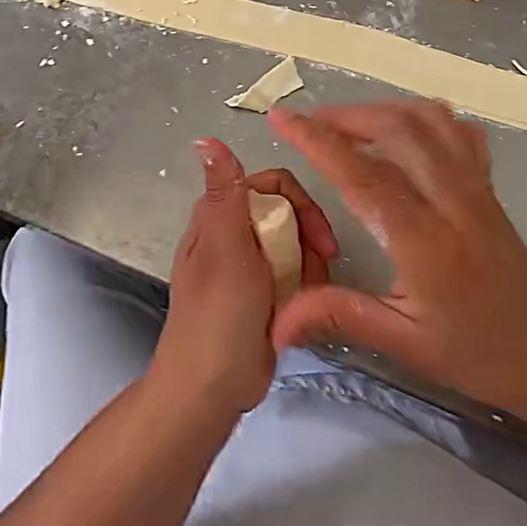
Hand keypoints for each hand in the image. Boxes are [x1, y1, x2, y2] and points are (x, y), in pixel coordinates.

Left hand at [148, 138, 337, 416]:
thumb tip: (205, 139)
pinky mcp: (259, 293)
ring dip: (307, 268)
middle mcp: (230, 234)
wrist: (210, 386)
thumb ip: (225, 193)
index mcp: (217, 216)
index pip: (271, 185)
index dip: (300, 204)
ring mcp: (246, 265)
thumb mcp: (226, 248)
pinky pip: (292, 275)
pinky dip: (301, 288)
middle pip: (287, 214)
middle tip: (319, 271)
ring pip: (293, 246)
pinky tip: (300, 310)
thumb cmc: (219, 315)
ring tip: (304, 297)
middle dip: (308, 240)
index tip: (321, 238)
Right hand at [268, 102, 526, 420]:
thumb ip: (340, 317)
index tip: (281, 118)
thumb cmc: (480, 353)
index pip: (362, 173)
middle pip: (397, 128)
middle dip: (344, 116)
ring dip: (381, 110)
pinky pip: (456, 130)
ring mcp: (474, 186)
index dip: (317, 140)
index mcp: (423, 239)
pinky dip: (423, 117)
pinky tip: (402, 133)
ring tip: (347, 125)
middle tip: (307, 124)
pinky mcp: (487, 185)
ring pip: (428, 119)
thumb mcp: (405, 345)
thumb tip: (276, 323)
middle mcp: (451, 200)